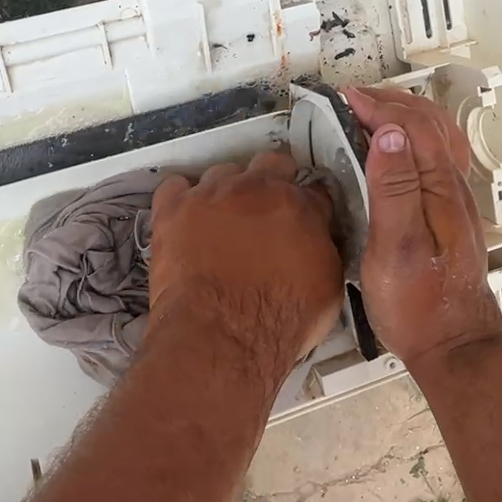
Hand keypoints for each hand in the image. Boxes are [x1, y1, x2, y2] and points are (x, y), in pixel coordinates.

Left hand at [149, 152, 343, 380]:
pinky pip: (176, 186)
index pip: (312, 188)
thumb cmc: (278, 322)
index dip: (308, 204)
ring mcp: (211, 194)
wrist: (220, 337)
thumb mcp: (327, 287)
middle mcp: (255, 188)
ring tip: (222, 223)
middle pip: (270, 164)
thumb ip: (323, 246)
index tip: (303, 218)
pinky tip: (186, 218)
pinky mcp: (173, 209)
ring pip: (223, 172)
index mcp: (298, 205)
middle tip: (266, 214)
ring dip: (227, 191)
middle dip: (273, 182)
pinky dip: (182, 198)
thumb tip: (316, 235)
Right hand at [342, 87, 501, 368]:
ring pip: (437, 137)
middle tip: (352, 99)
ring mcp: (455, 199)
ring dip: (405, 114)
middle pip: (429, 124)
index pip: (411, 127)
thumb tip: (388, 133)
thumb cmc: (417, 303)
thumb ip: (393, 188)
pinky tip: (395, 147)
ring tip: (370, 111)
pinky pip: (436, 155)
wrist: (453, 345)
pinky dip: (413, 135)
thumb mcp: (395, 247)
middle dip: (390, 102)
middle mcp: (453, 186)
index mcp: (439, 188)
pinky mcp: (449, 213)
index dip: (377, 106)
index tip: (343, 98)